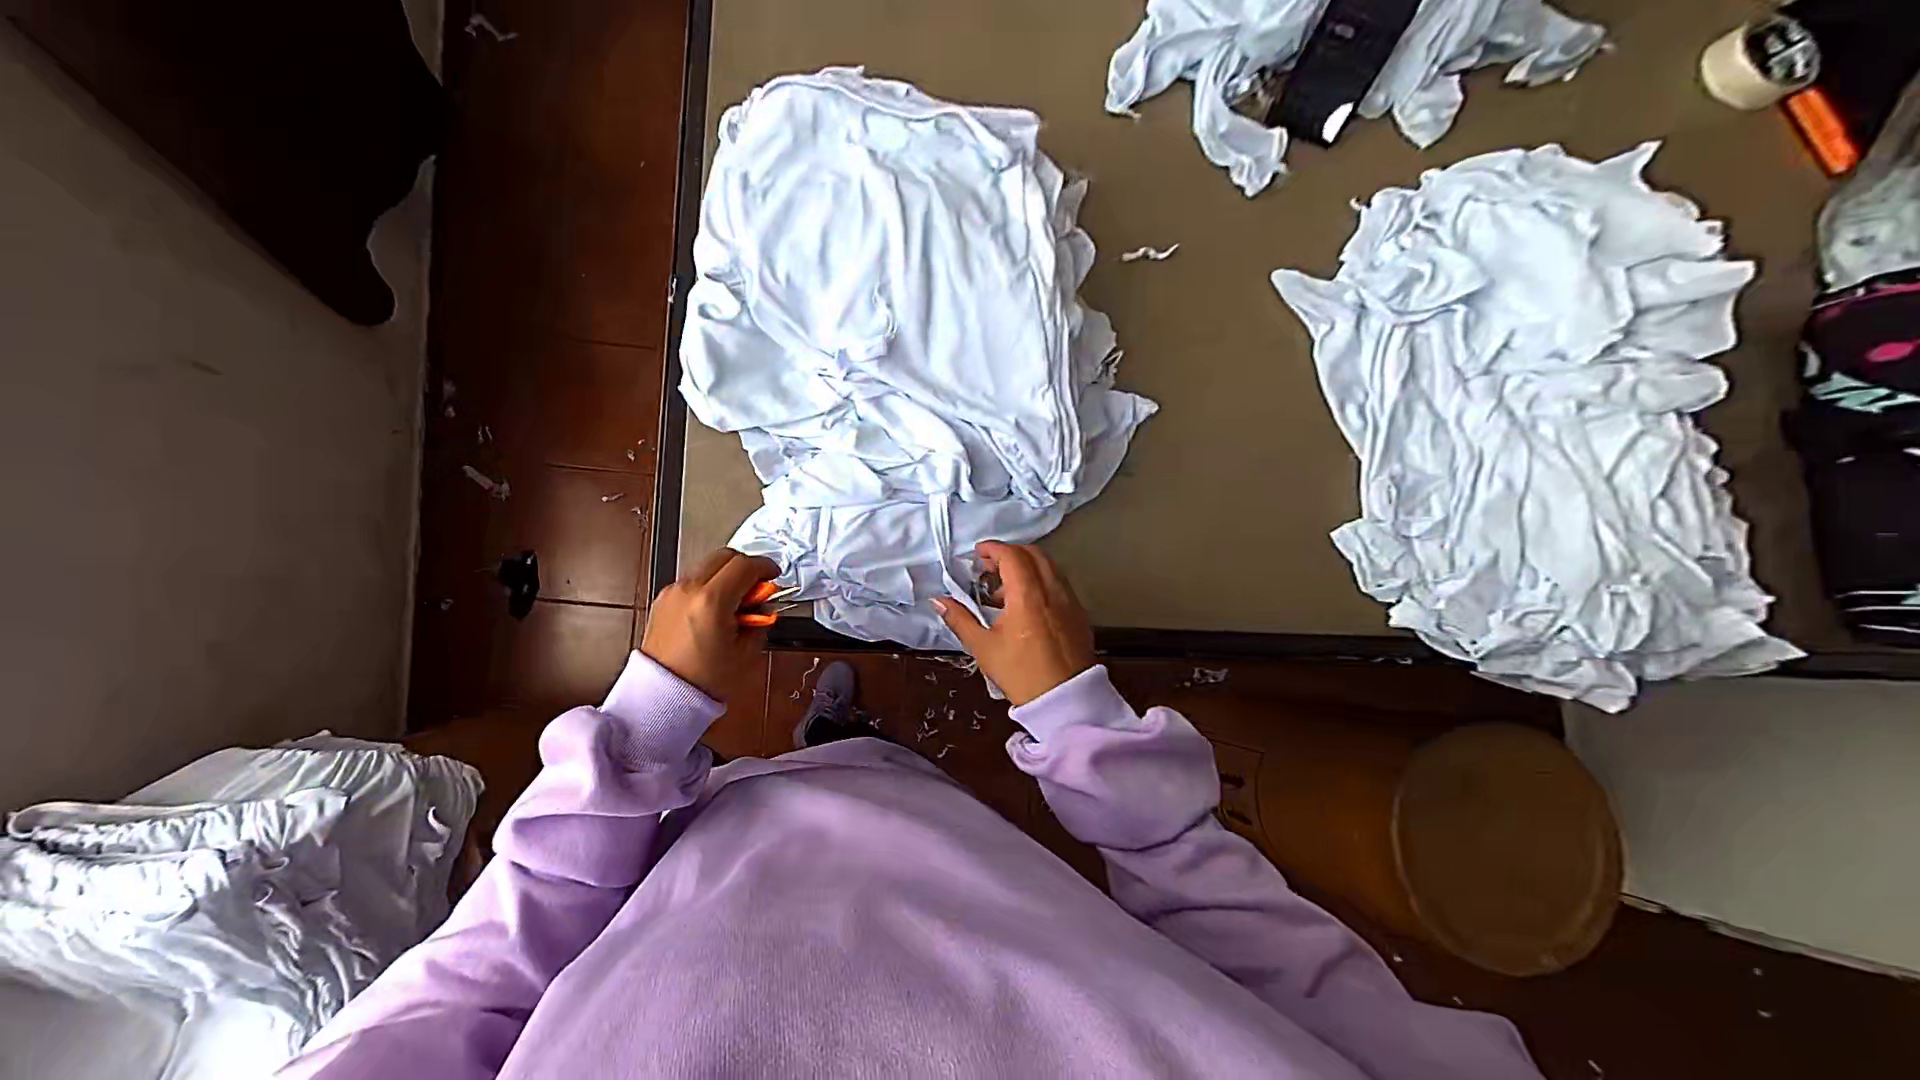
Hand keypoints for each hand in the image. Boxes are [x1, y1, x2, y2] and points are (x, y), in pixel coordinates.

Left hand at [642, 548, 779, 699]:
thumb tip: (762, 607)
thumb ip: (760, 622)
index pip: (745, 565)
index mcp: (712, 601)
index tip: (773, 576)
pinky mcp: (663, 601)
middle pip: (725, 556)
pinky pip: (692, 581)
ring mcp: (672, 593)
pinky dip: (709, 586)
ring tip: (737, 603)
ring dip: (727, 575)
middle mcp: (688, 590)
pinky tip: (717, 610)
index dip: (766, 567)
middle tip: (758, 587)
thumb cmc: (700, 681)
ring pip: (707, 566)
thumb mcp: (746, 652)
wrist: (661, 697)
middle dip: (746, 566)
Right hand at [932, 541, 1094, 705]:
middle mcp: (1052, 590)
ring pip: (1049, 567)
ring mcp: (1069, 601)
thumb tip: (939, 601)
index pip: (1011, 555)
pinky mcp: (1079, 614)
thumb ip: (960, 619)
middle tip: (989, 568)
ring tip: (1004, 590)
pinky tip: (1026, 605)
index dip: (992, 549)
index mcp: (1028, 595)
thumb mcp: (984, 647)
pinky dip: (1041, 581)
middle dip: (1009, 554)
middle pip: (1032, 554)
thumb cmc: (1021, 674)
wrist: (1065, 699)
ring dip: (1026, 567)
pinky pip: (1059, 584)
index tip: (978, 554)